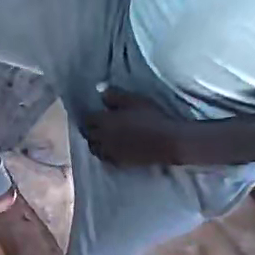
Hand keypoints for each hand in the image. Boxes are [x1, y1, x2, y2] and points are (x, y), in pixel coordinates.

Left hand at [81, 87, 199, 165]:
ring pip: (95, 149)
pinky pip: (105, 159)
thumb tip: (101, 92)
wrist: (166, 141)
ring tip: (103, 139)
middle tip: (99, 127)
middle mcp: (103, 137)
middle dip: (92, 130)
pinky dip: (105, 154)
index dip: (92, 117)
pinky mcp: (118, 162)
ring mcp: (110, 151)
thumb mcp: (134, 101)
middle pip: (89, 135)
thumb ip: (115, 96)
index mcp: (104, 121)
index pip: (88, 120)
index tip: (97, 115)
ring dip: (97, 143)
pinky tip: (112, 150)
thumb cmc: (151, 117)